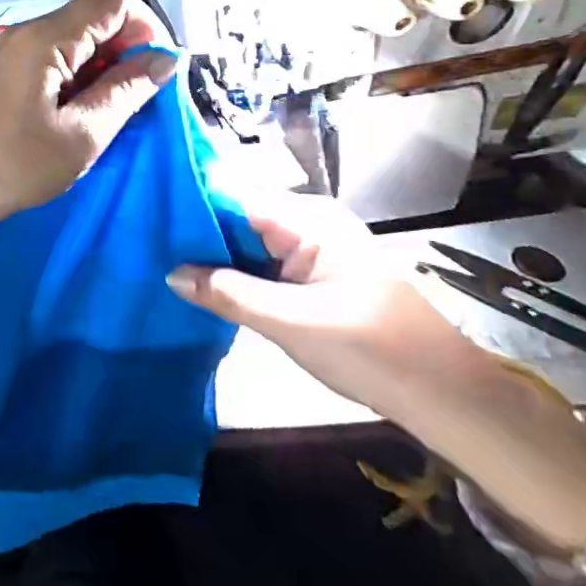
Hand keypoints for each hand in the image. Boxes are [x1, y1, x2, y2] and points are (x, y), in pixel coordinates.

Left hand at [0, 0, 178, 225]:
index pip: (114, 1)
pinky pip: (64, 53)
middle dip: (130, 47)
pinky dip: (87, 72)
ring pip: (83, 35)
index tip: (158, 70)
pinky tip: (88, 107)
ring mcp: (20, 48)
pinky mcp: (16, 67)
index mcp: (46, 39)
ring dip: (110, 63)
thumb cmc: (17, 166)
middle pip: (98, 14)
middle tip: (140, 95)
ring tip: (115, 106)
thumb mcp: (84, 134)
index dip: (147, 27)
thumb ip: (127, 90)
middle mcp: (32, 31)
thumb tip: (166, 60)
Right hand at [166, 194, 485, 419]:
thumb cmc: (369, 349)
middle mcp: (313, 222)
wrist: (437, 388)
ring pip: (255, 241)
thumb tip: (172, 273)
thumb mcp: (292, 323)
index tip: (147, 219)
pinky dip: (242, 272)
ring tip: (166, 265)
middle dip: (201, 234)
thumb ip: (231, 295)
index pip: (238, 197)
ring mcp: (318, 247)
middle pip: (244, 216)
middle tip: (148, 249)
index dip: (194, 206)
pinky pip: (270, 261)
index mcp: (311, 219)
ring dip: (219, 256)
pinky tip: (210, 286)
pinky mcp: (319, 272)